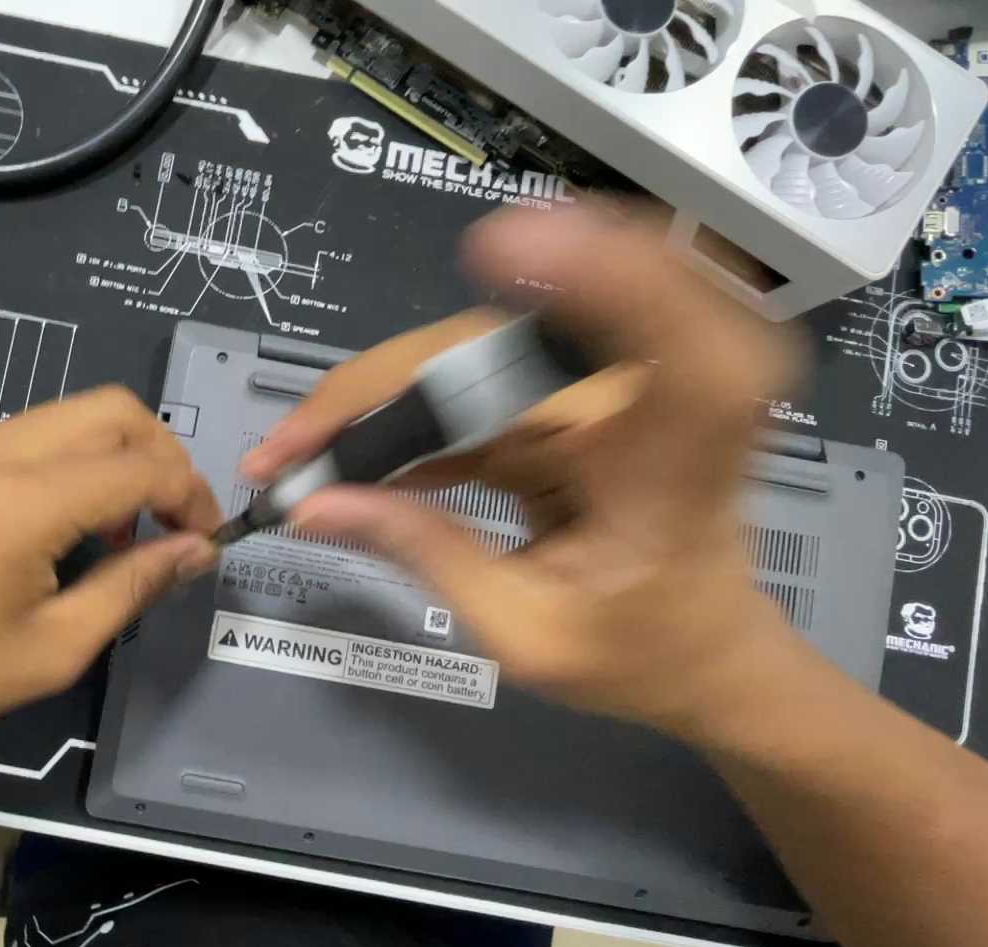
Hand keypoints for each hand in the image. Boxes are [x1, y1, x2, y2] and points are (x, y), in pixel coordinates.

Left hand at [0, 387, 222, 775]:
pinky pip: (40, 433)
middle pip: (114, 410)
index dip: (190, 495)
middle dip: (165, 456)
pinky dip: (81, 460)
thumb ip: (134, 584)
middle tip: (177, 520)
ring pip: (77, 414)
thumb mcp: (57, 646)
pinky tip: (79, 519)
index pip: (138, 466)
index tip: (206, 538)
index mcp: (21, 502)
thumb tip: (197, 550)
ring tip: (129, 528)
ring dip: (123, 455)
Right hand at [242, 205, 810, 739]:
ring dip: (372, 403)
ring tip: (296, 455)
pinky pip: (463, 390)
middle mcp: (636, 398)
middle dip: (378, 387)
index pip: (658, 330)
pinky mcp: (557, 402)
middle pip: (495, 348)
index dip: (592, 271)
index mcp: (672, 455)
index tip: (492, 249)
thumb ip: (426, 557)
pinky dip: (398, 421)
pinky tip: (347, 456)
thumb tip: (311, 506)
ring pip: (464, 360)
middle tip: (287, 449)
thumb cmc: (640, 656)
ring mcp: (592, 393)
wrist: (700, 655)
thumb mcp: (525, 630)